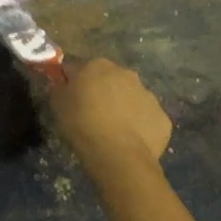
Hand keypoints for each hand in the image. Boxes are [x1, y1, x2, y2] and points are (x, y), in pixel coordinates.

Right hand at [52, 57, 171, 178]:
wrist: (118, 154)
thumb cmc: (81, 123)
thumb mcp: (57, 103)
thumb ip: (60, 88)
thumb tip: (63, 85)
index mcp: (97, 65)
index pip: (79, 68)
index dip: (73, 82)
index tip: (69, 97)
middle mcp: (126, 74)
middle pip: (109, 80)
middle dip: (102, 91)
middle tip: (91, 113)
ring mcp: (148, 95)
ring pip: (131, 98)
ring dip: (122, 107)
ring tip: (112, 130)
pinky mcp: (163, 118)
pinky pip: (146, 118)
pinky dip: (138, 125)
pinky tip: (129, 141)